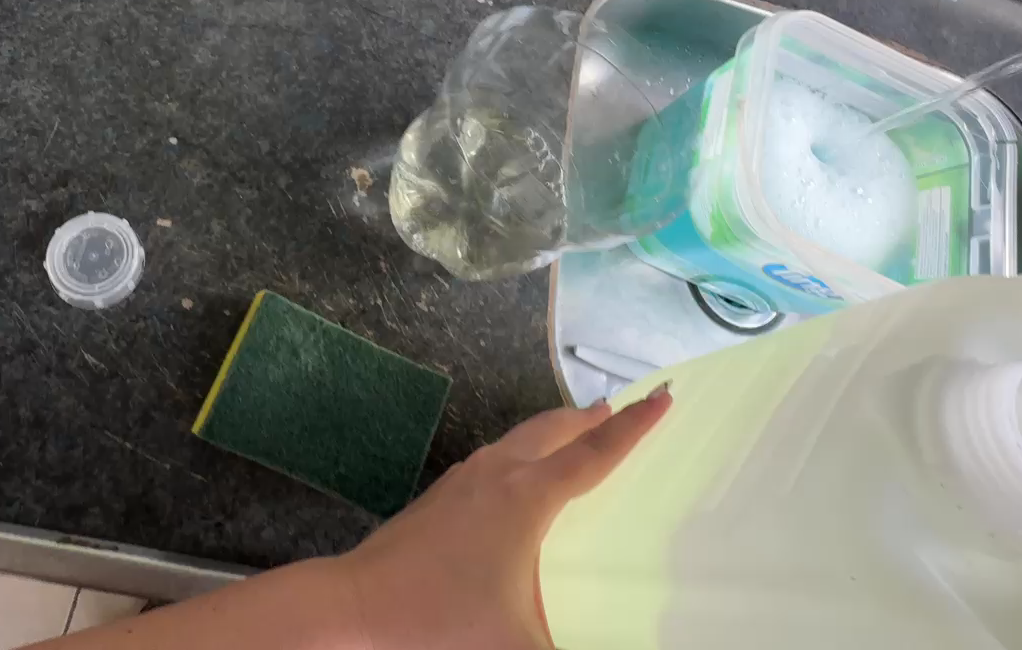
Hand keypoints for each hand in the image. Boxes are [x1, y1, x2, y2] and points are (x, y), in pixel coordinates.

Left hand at [328, 385, 672, 649]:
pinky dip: (528, 448)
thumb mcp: (522, 648)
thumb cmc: (444, 622)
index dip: (633, 426)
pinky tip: (521, 474)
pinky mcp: (445, 491)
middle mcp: (499, 472)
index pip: (593, 453)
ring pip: (523, 437)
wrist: (359, 604)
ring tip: (580, 431)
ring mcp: (466, 477)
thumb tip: (624, 648)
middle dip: (592, 416)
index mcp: (527, 497)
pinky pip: (501, 454)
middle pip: (554, 428)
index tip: (662, 396)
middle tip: (624, 407)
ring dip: (556, 429)